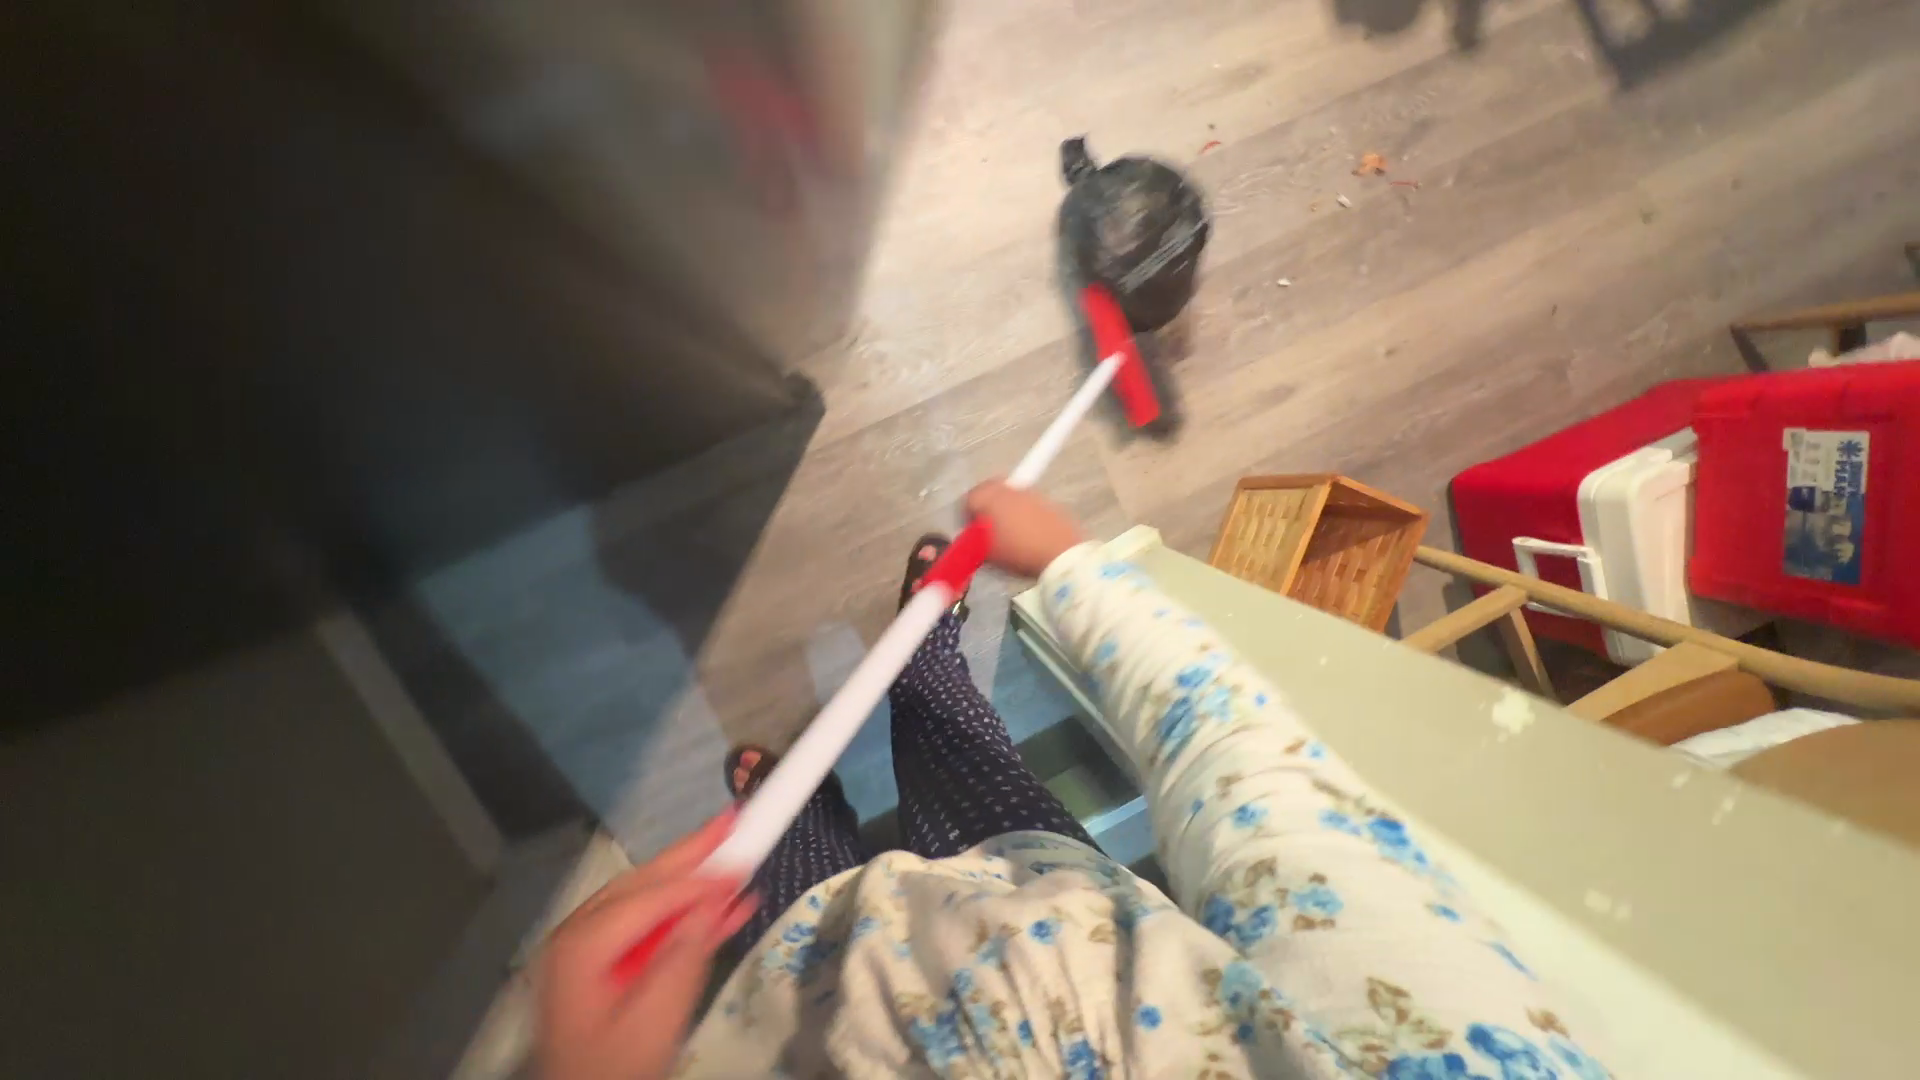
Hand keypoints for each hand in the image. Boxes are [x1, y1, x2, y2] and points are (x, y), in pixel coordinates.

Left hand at [536, 812, 757, 1079]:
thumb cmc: (616, 1069)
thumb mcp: (656, 1017)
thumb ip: (686, 952)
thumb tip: (716, 896)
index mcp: (584, 944)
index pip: (653, 896)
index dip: (701, 876)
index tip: (745, 858)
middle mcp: (579, 932)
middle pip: (646, 881)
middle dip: (693, 851)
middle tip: (734, 818)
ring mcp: (587, 946)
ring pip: (648, 894)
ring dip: (693, 875)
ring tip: (732, 844)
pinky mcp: (602, 962)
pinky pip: (647, 921)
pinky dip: (685, 909)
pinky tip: (722, 901)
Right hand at [964, 480, 1085, 578]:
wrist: (1060, 554)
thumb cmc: (1017, 553)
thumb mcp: (986, 552)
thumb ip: (973, 540)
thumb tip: (971, 534)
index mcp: (989, 498)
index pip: (969, 498)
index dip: (967, 514)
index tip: (970, 530)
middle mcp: (1009, 489)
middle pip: (990, 489)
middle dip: (985, 504)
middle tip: (986, 527)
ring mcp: (1030, 493)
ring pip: (1010, 495)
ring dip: (1005, 507)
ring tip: (1008, 530)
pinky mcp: (1047, 501)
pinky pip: (1028, 503)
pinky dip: (1023, 512)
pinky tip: (1026, 531)